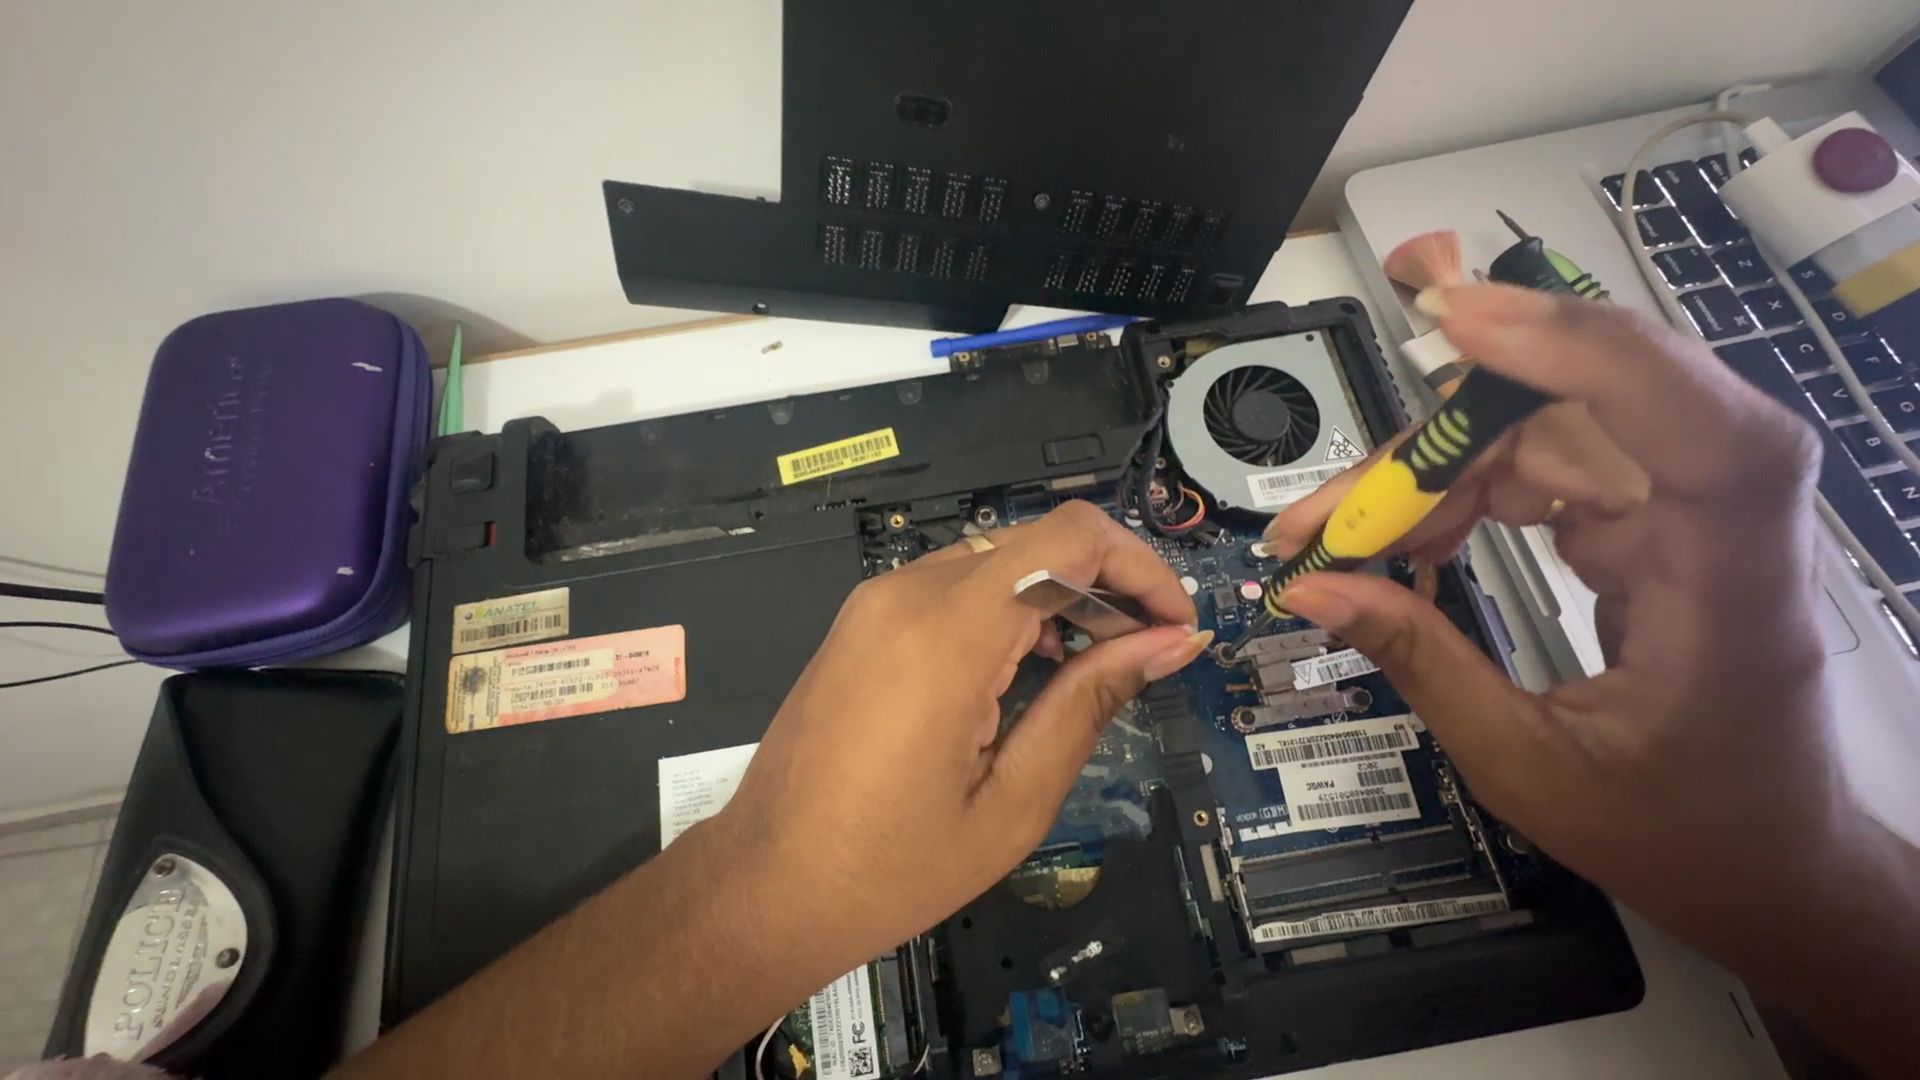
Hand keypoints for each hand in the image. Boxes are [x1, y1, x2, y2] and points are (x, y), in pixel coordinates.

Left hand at [711, 501, 1208, 979]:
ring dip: (1057, 600)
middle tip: (1144, 656)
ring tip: (1090, 670)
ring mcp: (876, 601)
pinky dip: (1007, 610)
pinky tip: (1025, 670)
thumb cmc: (890, 866)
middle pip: (1036, 543)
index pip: (1068, 537)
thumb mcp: (1013, 799)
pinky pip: (954, 586)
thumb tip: (1169, 643)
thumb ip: (1092, 702)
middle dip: (1105, 587)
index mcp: (946, 631)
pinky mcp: (863, 619)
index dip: (1138, 566)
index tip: (1173, 626)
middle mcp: (907, 592)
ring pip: (997, 560)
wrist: (767, 885)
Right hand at [1271, 284, 1832, 920]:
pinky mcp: (1639, 525)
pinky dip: (1452, 499)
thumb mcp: (1521, 760)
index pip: (1691, 427)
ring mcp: (1675, 517)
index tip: (1455, 320)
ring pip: (1534, 442)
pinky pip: (1531, 476)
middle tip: (1317, 520)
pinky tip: (1398, 541)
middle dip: (1425, 458)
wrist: (1764, 864)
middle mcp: (1714, 525)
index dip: (1580, 352)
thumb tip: (1310, 589)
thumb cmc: (1669, 828)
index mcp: (1726, 591)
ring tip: (1334, 538)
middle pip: (1566, 426)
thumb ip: (1417, 661)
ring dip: (1423, 481)